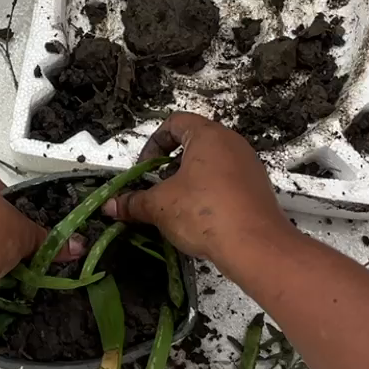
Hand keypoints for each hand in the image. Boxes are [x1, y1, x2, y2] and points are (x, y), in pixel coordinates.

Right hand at [101, 113, 297, 275]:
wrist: (255, 245)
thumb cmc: (205, 213)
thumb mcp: (159, 205)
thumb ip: (133, 202)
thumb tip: (112, 205)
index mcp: (208, 135)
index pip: (174, 123)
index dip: (153, 144)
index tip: (145, 169)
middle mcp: (231, 143)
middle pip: (193, 143)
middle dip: (170, 166)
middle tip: (157, 189)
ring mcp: (248, 165)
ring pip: (211, 164)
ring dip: (189, 182)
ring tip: (176, 207)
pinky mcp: (257, 188)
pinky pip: (227, 183)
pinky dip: (209, 194)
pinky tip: (200, 219)